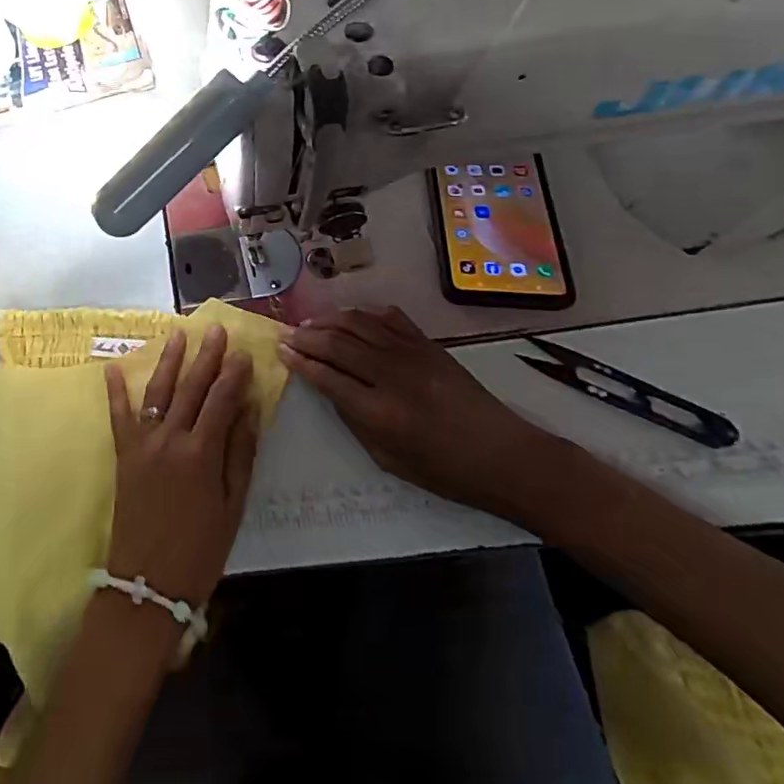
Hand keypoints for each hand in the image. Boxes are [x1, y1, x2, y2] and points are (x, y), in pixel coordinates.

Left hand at [103, 325, 258, 609]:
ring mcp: (143, 445)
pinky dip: (116, 391)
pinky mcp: (124, 456)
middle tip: (215, 330)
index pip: (222, 401)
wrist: (149, 583)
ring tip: (178, 335)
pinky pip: (118, 417)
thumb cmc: (201, 548)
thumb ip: (240, 454)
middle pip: (191, 389)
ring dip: (169, 362)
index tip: (244, 352)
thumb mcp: (233, 505)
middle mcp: (170, 440)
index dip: (234, 375)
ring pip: (158, 393)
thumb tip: (248, 410)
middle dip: (206, 357)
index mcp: (202, 453)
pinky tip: (114, 367)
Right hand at [278, 307, 546, 516]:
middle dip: (307, 337)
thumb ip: (356, 421)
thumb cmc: (443, 469)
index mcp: (379, 412)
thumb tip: (332, 389)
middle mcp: (392, 375)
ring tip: (310, 323)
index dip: (300, 362)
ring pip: (360, 324)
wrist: (501, 453)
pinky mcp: (429, 344)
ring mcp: (412, 354)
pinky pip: (390, 318)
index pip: (327, 376)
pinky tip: (353, 318)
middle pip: (338, 344)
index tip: (281, 351)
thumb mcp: (388, 458)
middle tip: (288, 333)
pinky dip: (366, 314)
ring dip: (330, 321)